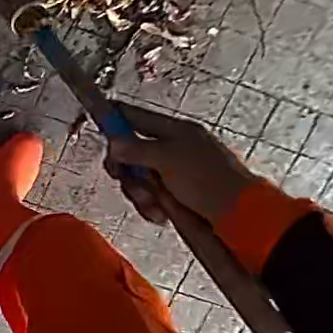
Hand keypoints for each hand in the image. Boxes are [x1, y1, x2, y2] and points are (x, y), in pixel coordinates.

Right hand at [104, 102, 261, 224]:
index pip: (135, 116)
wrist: (239, 216)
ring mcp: (172, 173)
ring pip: (135, 179)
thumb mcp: (166, 159)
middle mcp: (171, 149)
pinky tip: (161, 213)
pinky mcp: (174, 195)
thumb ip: (135, 149)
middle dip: (125, 170)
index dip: (114, 117)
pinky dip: (150, 206)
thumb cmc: (207, 180)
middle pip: (128, 153)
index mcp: (174, 132)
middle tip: (123, 177)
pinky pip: (147, 197)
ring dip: (139, 193)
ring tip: (155, 203)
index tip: (93, 118)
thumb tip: (113, 142)